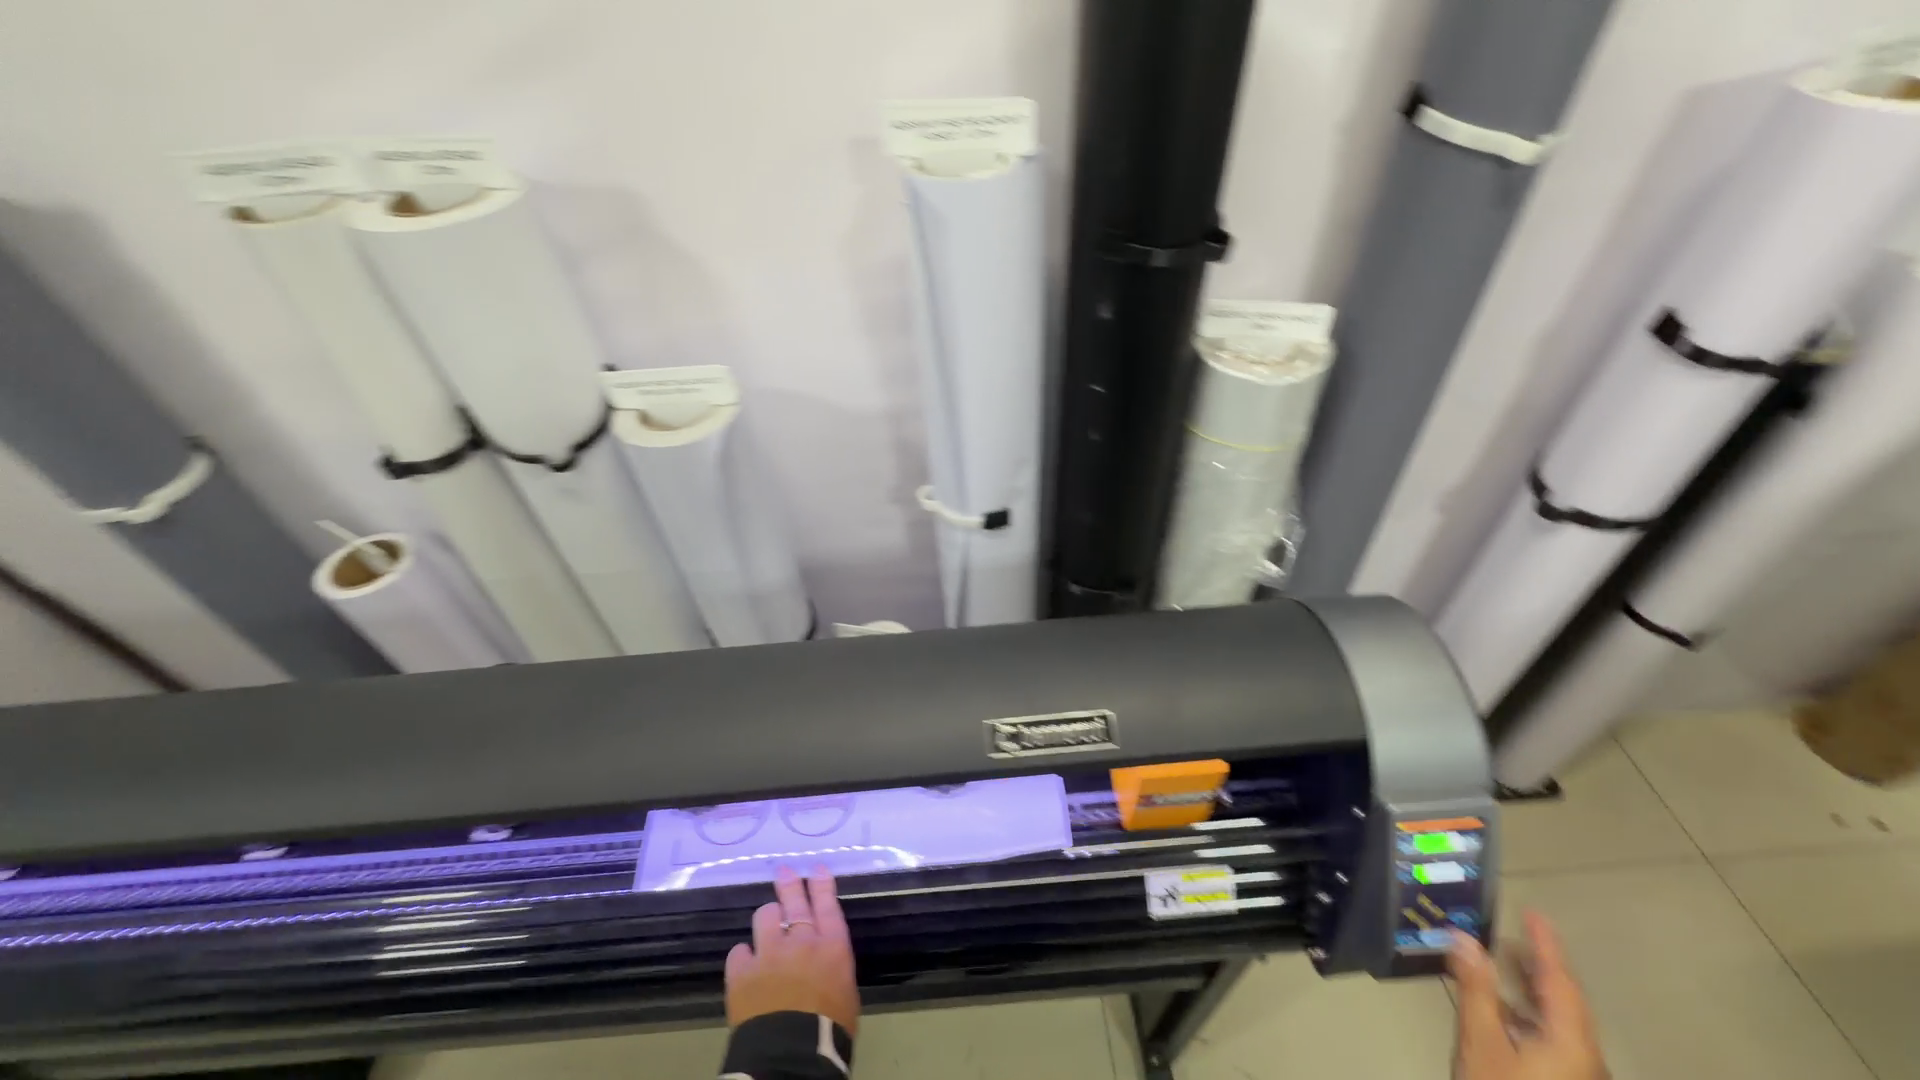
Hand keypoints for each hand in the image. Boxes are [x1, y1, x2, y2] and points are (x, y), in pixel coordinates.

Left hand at [725, 865, 859, 1035]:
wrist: (792, 1054)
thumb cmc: (831, 1028)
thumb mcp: (846, 992)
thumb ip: (832, 967)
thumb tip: (824, 961)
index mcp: (832, 946)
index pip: (827, 904)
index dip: (821, 884)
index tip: (816, 868)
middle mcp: (801, 941)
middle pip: (794, 902)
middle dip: (789, 883)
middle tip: (783, 870)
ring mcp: (769, 953)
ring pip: (764, 916)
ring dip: (767, 918)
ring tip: (767, 923)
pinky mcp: (742, 971)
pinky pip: (739, 952)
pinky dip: (744, 957)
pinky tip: (745, 964)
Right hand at [1450, 911, 1607, 1079]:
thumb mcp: (1481, 1042)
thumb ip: (1475, 989)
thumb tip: (1464, 938)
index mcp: (1571, 1040)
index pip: (1559, 979)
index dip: (1545, 944)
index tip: (1532, 912)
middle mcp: (1584, 1055)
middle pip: (1566, 1000)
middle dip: (1539, 965)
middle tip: (1514, 934)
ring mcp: (1577, 1074)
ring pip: (1561, 1021)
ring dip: (1533, 990)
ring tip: (1504, 964)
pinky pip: (1554, 1038)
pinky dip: (1530, 1014)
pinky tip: (1505, 1012)